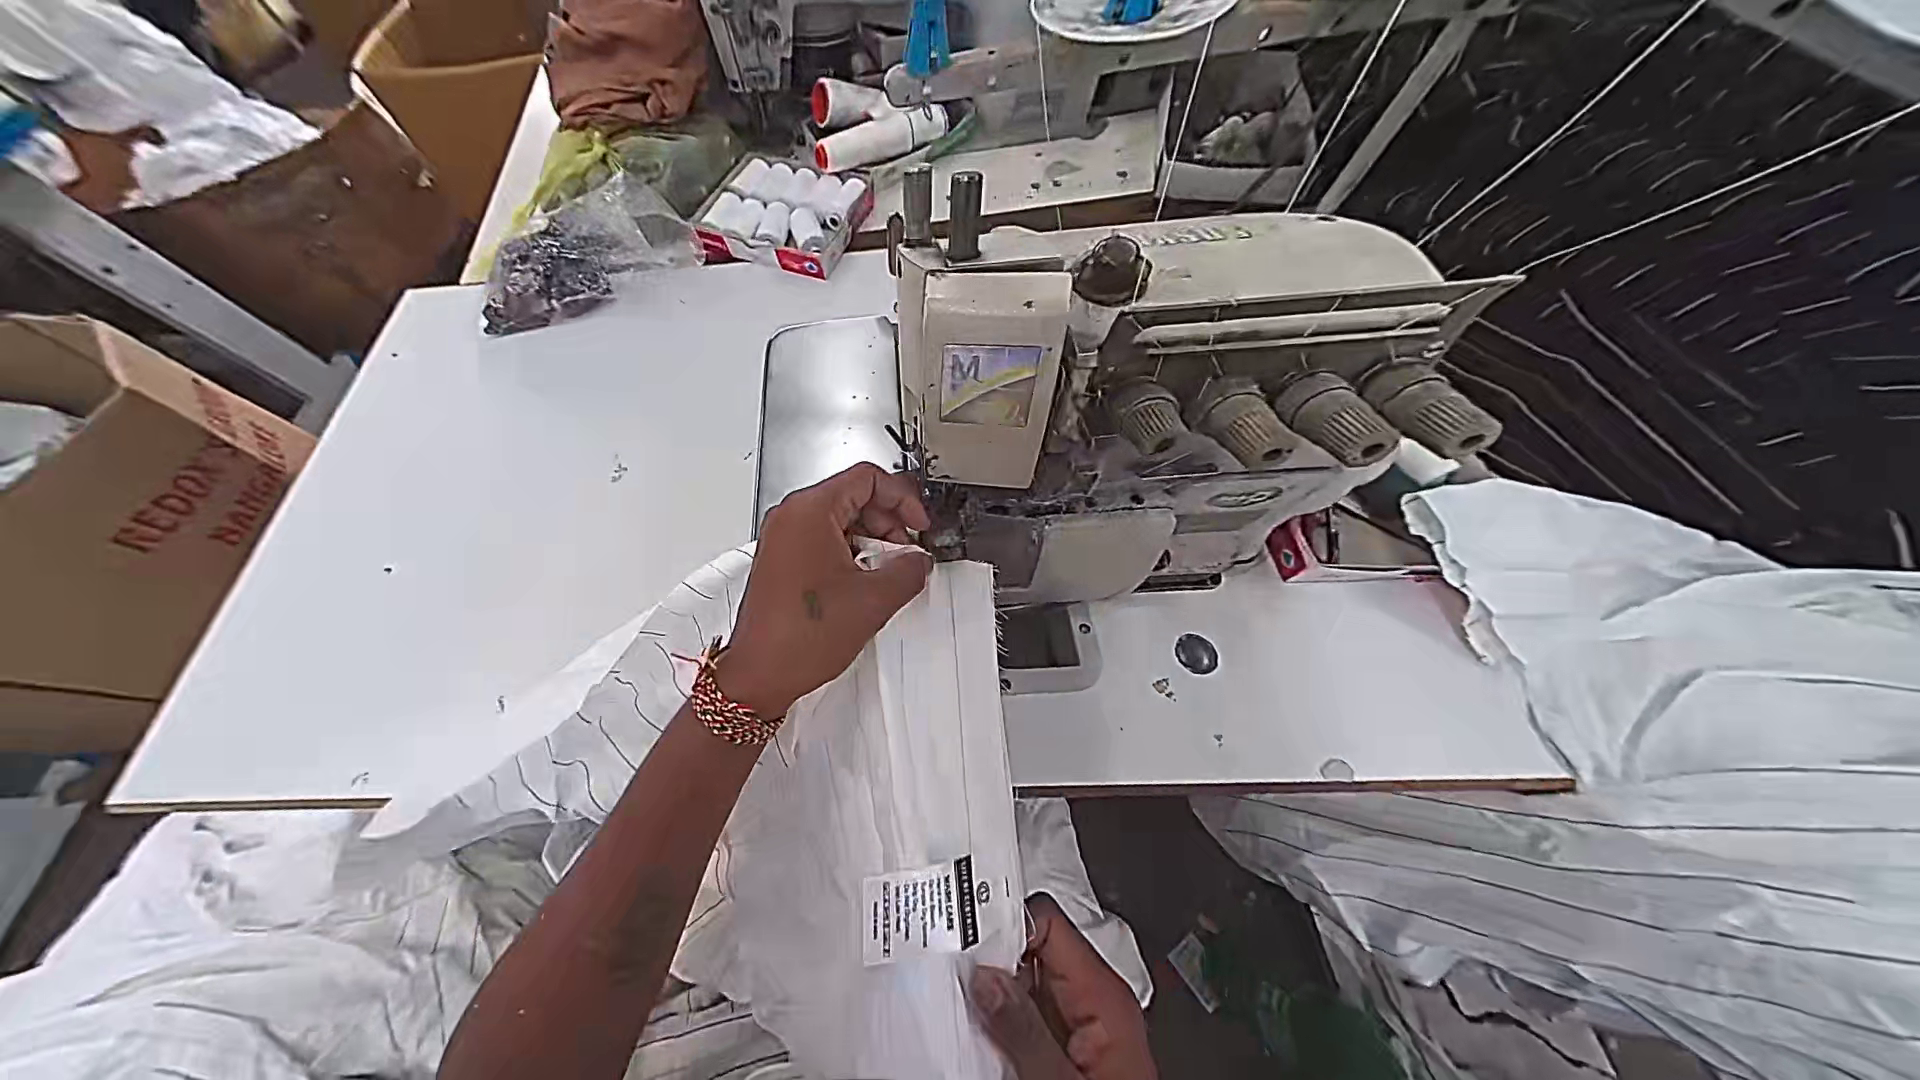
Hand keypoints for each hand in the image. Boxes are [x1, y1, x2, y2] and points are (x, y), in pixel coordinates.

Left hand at [715, 463, 933, 718]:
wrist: (761, 673)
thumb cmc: (799, 637)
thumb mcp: (874, 599)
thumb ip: (909, 569)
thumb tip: (919, 560)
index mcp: (810, 511)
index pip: (867, 478)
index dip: (903, 498)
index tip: (918, 523)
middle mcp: (791, 517)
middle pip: (854, 495)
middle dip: (889, 520)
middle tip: (907, 549)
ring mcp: (783, 537)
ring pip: (841, 518)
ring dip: (872, 539)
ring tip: (889, 570)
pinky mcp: (783, 559)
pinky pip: (825, 539)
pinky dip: (852, 552)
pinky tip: (866, 581)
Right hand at [970, 895, 1156, 1079]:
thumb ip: (1023, 1031)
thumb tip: (984, 976)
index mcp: (1101, 993)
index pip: (1048, 923)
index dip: (1008, 923)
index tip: (967, 936)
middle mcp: (1089, 997)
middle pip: (1032, 947)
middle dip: (993, 957)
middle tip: (952, 966)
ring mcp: (1074, 1021)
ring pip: (1023, 980)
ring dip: (991, 988)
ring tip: (957, 997)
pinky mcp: (1062, 1045)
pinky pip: (1024, 1012)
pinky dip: (997, 1015)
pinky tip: (974, 1026)